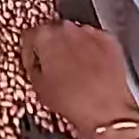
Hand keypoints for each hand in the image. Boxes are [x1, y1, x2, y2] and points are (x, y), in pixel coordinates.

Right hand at [20, 22, 138, 138]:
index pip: (29, 36)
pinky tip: (93, 68)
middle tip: (54, 68)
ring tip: (76, 70)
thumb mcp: (38, 87)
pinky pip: (95, 41)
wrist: (106, 111)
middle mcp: (65, 28)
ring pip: (74, 35)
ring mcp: (88, 32)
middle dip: (52, 48)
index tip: (33, 63)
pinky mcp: (108, 40)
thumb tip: (36, 64)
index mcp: (44, 36)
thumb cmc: (70, 100)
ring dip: (73, 47)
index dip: (29, 52)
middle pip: (53, 33)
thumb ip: (33, 67)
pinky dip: (93, 50)